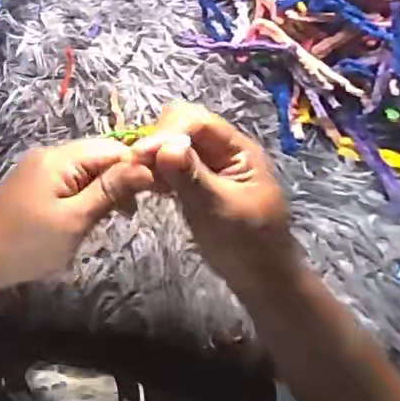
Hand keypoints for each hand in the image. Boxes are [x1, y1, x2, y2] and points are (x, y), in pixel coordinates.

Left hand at [0, 138, 153, 298]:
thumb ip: (109, 191)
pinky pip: (72, 180)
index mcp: (59, 158)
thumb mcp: (74, 220)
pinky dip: (88, 194)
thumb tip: (146, 167)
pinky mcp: (37, 185)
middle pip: (99, 155)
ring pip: (87, 168)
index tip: (159, 190)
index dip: (137, 165)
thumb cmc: (28, 244)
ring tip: (120, 215)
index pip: (111, 148)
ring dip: (107, 187)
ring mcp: (41, 169)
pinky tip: (96, 214)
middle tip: (136, 209)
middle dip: (122, 177)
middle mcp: (50, 155)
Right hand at [133, 103, 298, 279]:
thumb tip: (165, 146)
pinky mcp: (193, 179)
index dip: (167, 132)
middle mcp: (221, 149)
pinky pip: (168, 162)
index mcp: (238, 149)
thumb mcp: (221, 210)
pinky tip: (147, 185)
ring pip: (171, 142)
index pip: (196, 121)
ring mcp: (207, 163)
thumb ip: (193, 177)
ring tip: (139, 177)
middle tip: (138, 165)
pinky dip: (154, 169)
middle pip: (181, 123)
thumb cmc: (250, 245)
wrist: (261, 279)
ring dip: (152, 155)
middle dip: (157, 139)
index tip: (141, 155)